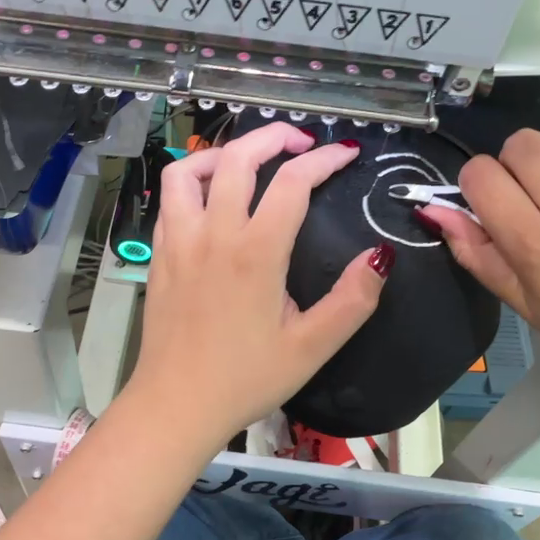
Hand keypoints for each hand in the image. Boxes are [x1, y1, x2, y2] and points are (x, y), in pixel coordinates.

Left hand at [122, 121, 389, 443]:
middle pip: (238, 157)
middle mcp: (214, 234)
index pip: (293, 182)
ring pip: (190, 170)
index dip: (324, 159)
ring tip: (248, 160)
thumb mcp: (312, 349)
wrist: (176, 405)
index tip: (347, 154)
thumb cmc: (246, 380)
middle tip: (301, 140)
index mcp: (255, 253)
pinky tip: (213, 199)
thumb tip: (379, 257)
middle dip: (273, 135)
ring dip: (222, 152)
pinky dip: (194, 181)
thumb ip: (351, 301)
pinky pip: (171, 199)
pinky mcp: (159, 254)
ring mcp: (179, 241)